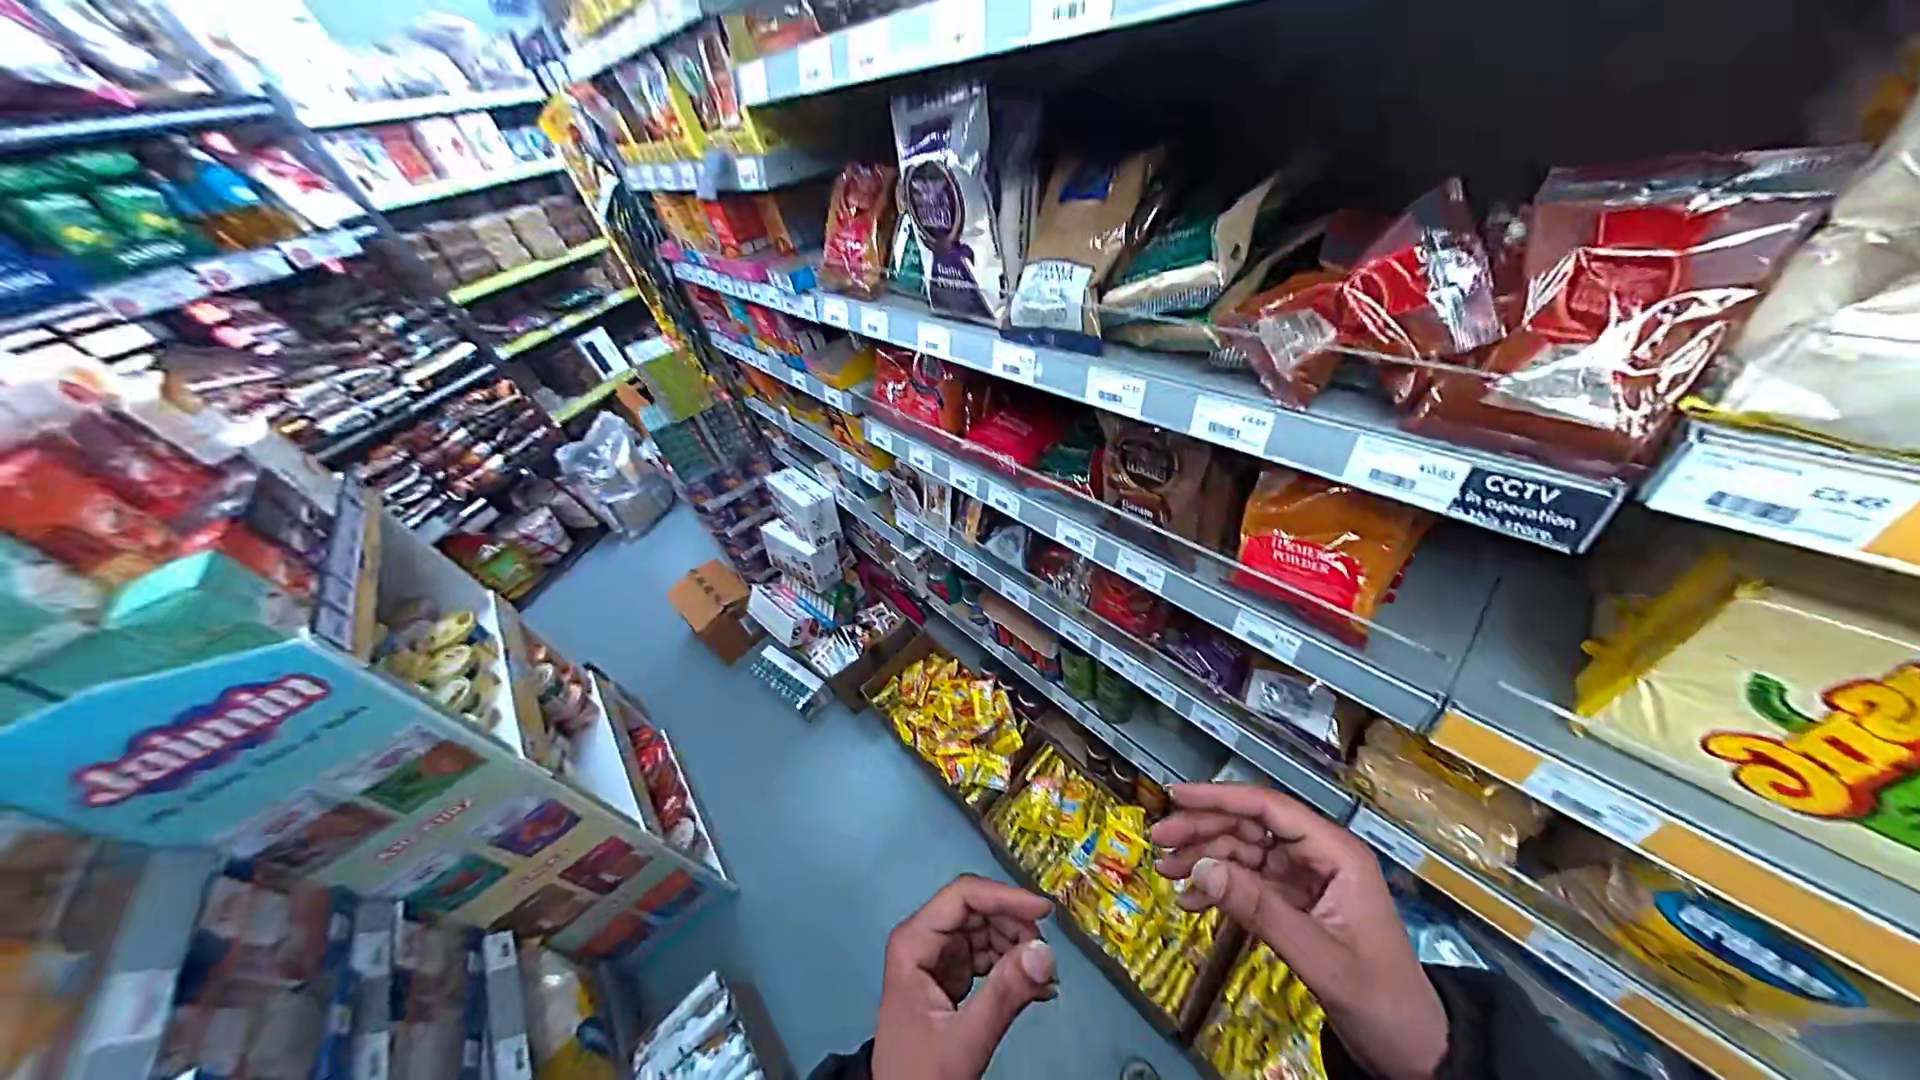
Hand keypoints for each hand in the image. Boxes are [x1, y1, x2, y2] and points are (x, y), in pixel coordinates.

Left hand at [873, 874, 1059, 1079]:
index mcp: (914, 941)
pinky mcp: (952, 973)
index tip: (1044, 911)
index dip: (1004, 896)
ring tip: (1044, 980)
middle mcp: (925, 938)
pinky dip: (1012, 966)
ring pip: (986, 929)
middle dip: (1015, 926)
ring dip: (1018, 947)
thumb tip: (1045, 951)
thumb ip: (1004, 994)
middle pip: (977, 910)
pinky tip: (1036, 988)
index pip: (963, 896)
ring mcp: (939, 955)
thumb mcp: (964, 1040)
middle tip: (1046, 958)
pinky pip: (988, 954)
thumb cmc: (921, 1075)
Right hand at [1151, 784, 1446, 1079]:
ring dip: (1203, 859)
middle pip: (1248, 826)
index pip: (1268, 807)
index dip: (1219, 797)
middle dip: (1202, 830)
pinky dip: (1216, 888)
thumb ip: (1259, 910)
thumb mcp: (1319, 957)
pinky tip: (1191, 900)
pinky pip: (1245, 882)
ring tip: (1166, 871)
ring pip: (1241, 851)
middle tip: (1160, 839)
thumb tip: (1200, 868)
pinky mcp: (1291, 901)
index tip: (1176, 795)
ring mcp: (1302, 877)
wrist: (1413, 1053)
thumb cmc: (1380, 1000)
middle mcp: (1316, 855)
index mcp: (1335, 853)